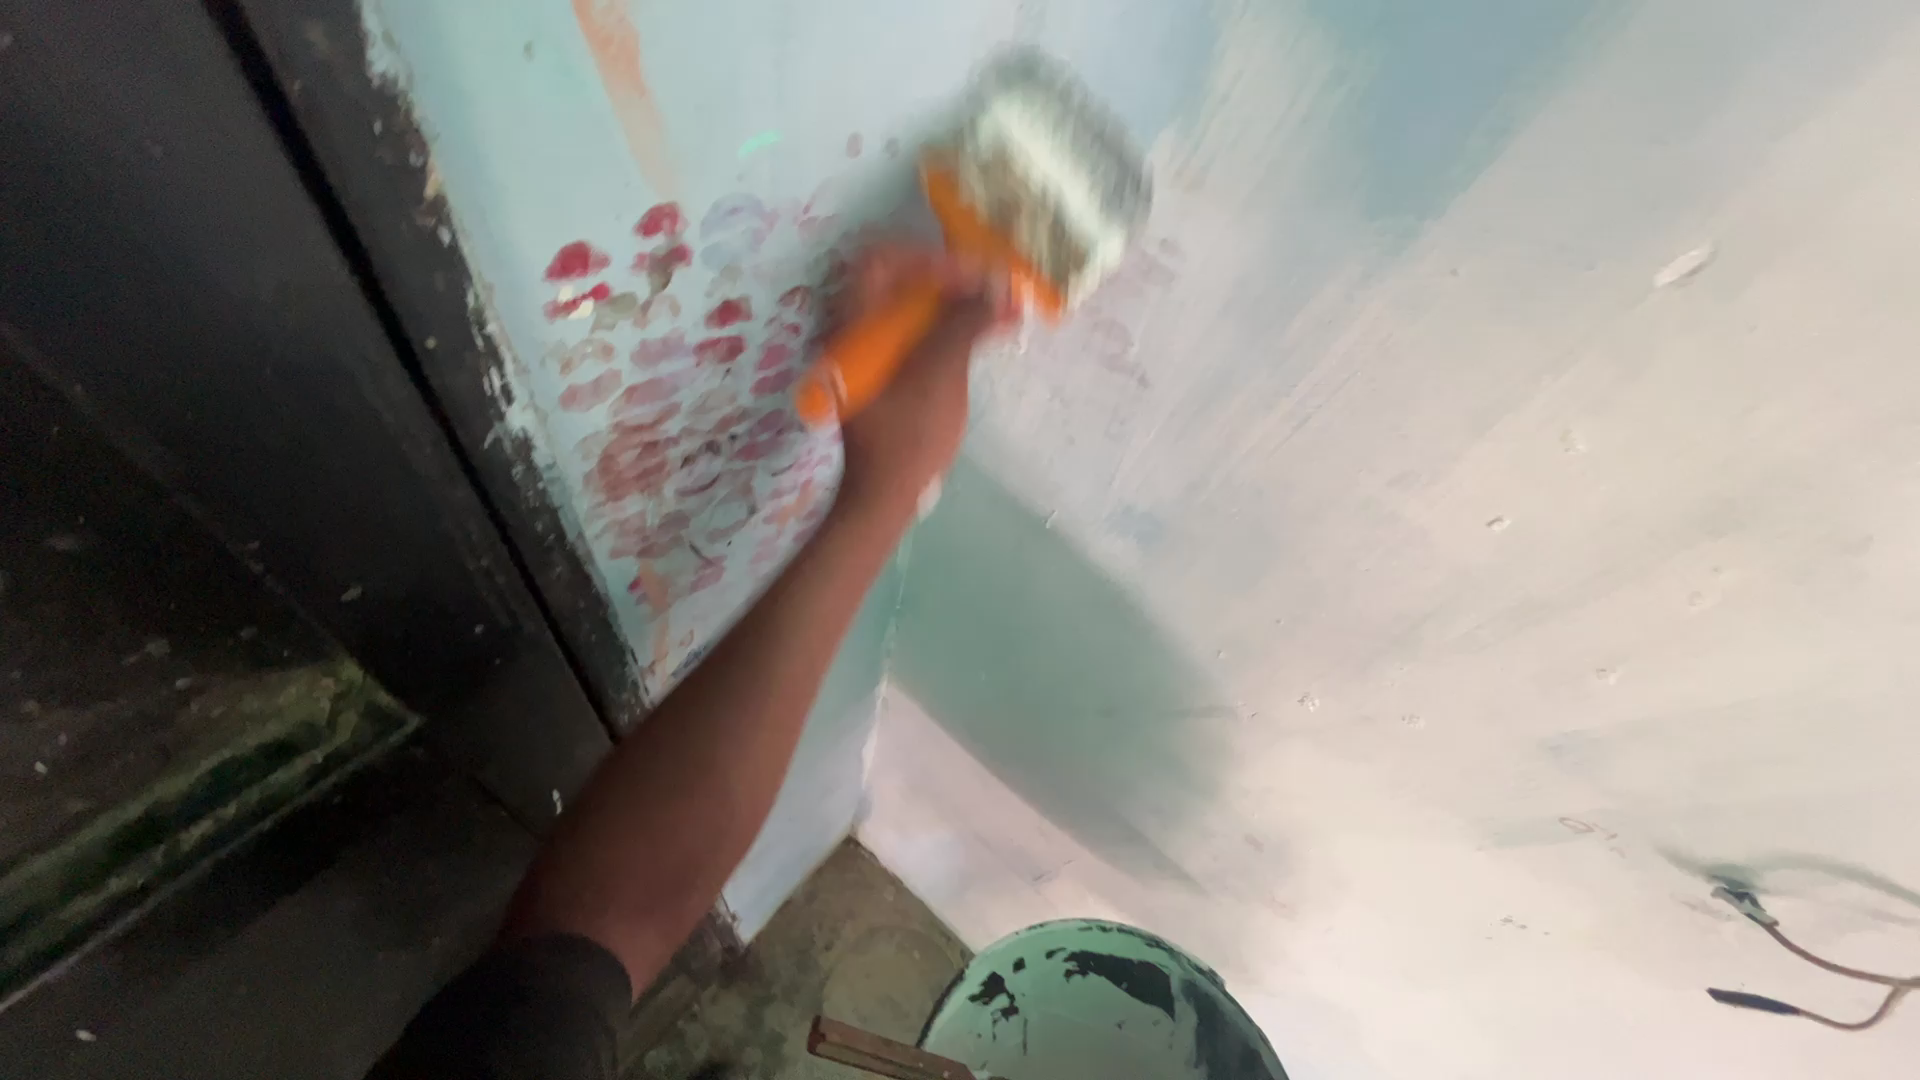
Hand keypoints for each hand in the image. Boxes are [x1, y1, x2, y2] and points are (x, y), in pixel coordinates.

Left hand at [832, 243, 1005, 516]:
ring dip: (959, 305)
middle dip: (953, 280)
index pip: (882, 262)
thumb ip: (964, 324)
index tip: (973, 273)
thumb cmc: (908, 438)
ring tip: (1003, 308)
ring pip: (916, 312)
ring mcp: (874, 356)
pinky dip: (953, 331)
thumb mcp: (938, 376)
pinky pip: (921, 338)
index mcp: (855, 326)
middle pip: (902, 284)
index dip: (927, 257)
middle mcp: (858, 333)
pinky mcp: (891, 377)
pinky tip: (987, 333)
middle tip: (996, 287)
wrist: (885, 497)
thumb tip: (998, 285)